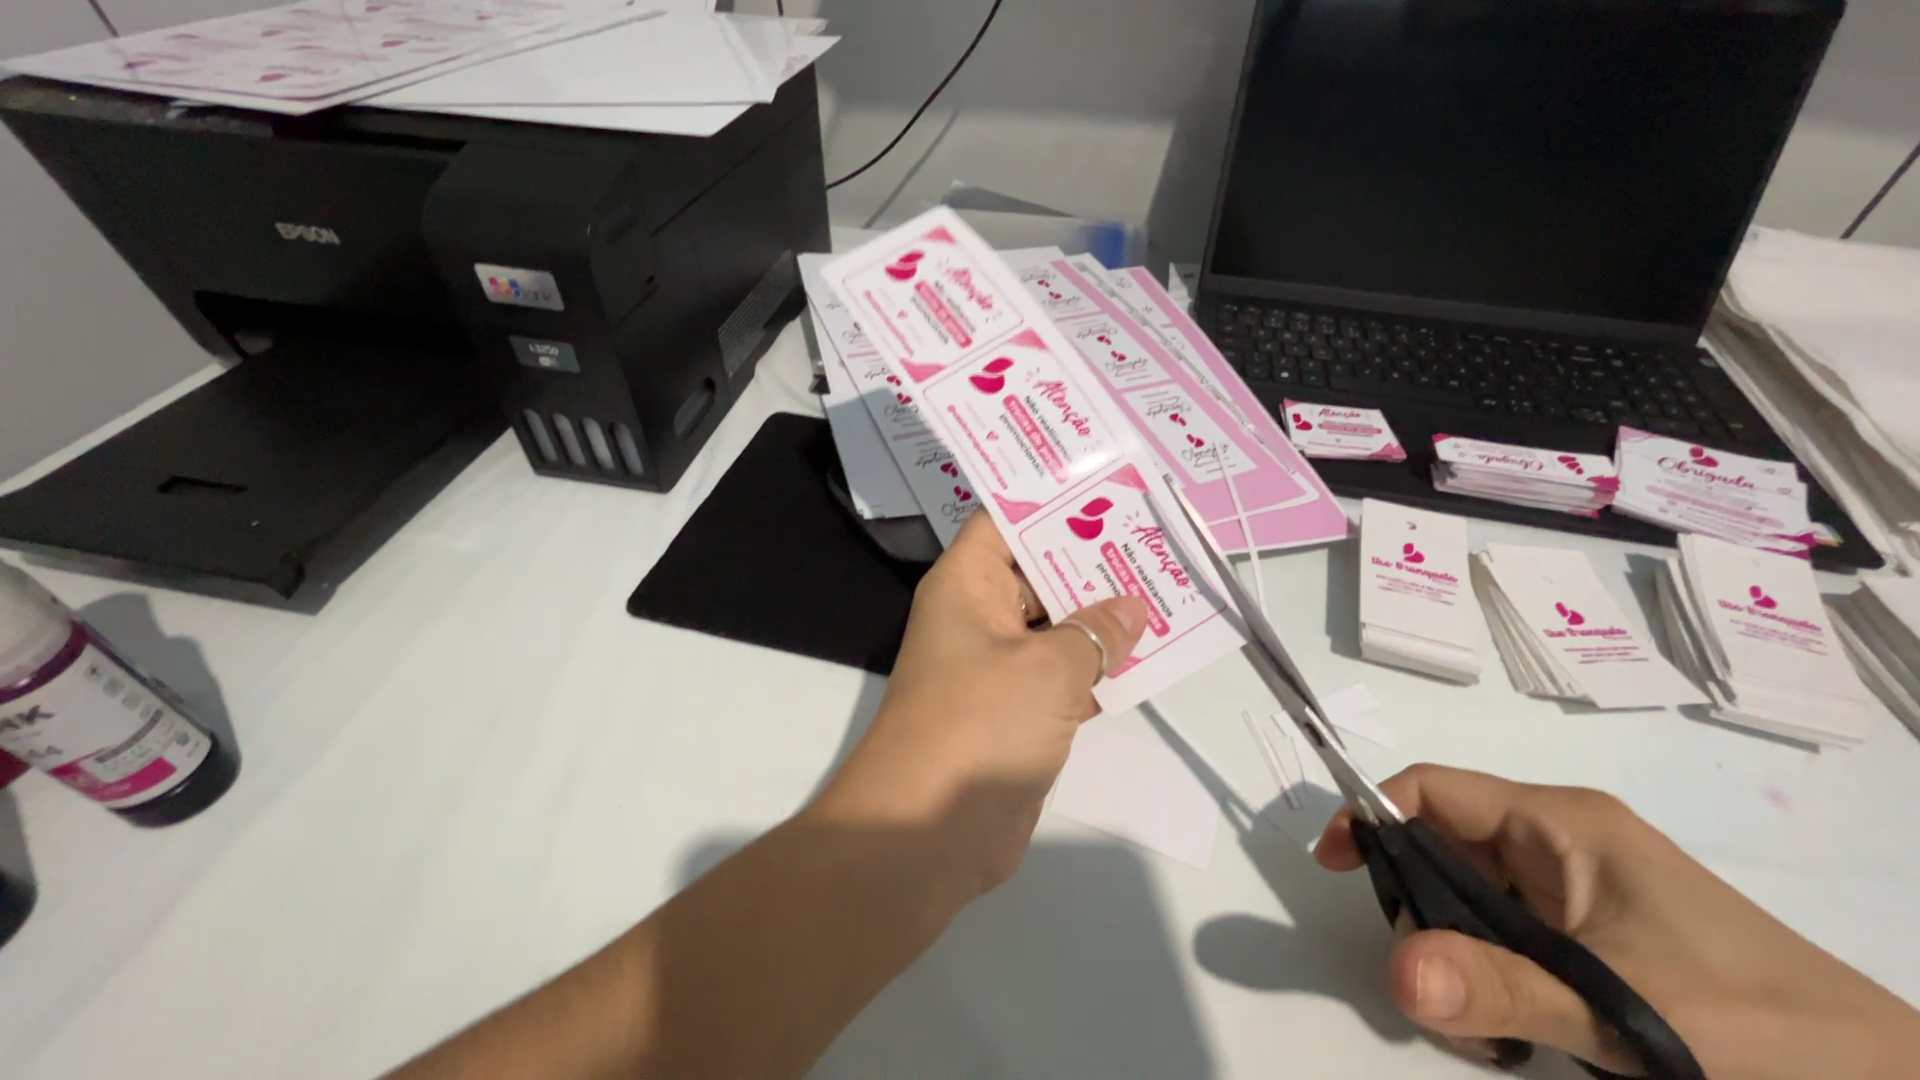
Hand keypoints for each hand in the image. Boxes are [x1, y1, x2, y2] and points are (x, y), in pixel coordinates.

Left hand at [812, 513, 1149, 895]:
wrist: (928, 831)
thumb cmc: (979, 725)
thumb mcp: (1047, 669)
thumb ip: (1096, 632)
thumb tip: (1133, 606)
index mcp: (966, 586)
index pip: (1004, 521)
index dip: (1051, 502)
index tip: (1107, 488)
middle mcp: (978, 618)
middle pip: (1037, 572)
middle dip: (1093, 559)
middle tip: (1156, 537)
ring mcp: (997, 668)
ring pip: (1056, 626)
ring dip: (1104, 617)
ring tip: (1168, 588)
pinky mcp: (1017, 713)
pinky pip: (1063, 676)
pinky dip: (1100, 668)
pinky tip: (1153, 657)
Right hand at [1315, 765, 1919, 1079]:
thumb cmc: (1755, 1023)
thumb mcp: (1618, 1009)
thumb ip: (1501, 987)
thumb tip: (1393, 970)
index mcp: (1560, 823)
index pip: (1432, 789)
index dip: (1371, 814)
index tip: (1333, 867)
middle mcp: (1558, 842)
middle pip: (1440, 848)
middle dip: (1419, 911)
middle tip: (1435, 984)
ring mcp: (1572, 889)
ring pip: (1468, 900)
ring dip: (1455, 955)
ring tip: (1489, 1028)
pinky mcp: (1586, 933)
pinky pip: (1502, 936)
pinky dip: (1487, 976)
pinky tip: (1516, 1030)